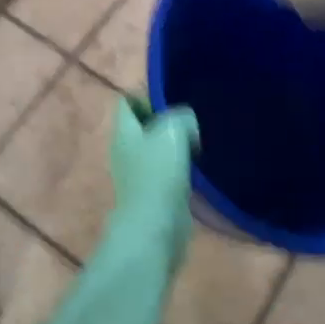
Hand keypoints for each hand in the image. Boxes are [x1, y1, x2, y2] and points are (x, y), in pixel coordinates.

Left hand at [107, 96, 199, 267]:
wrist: (155, 228)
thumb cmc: (158, 173)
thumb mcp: (173, 129)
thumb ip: (182, 116)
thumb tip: (188, 126)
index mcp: (123, 131)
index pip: (127, 101)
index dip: (147, 94)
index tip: (173, 97)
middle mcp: (126, 150)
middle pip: (144, 126)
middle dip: (166, 120)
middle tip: (192, 119)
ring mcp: (138, 175)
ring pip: (158, 150)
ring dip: (176, 146)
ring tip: (201, 140)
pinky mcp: (153, 195)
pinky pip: (168, 172)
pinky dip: (182, 168)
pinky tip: (200, 167)